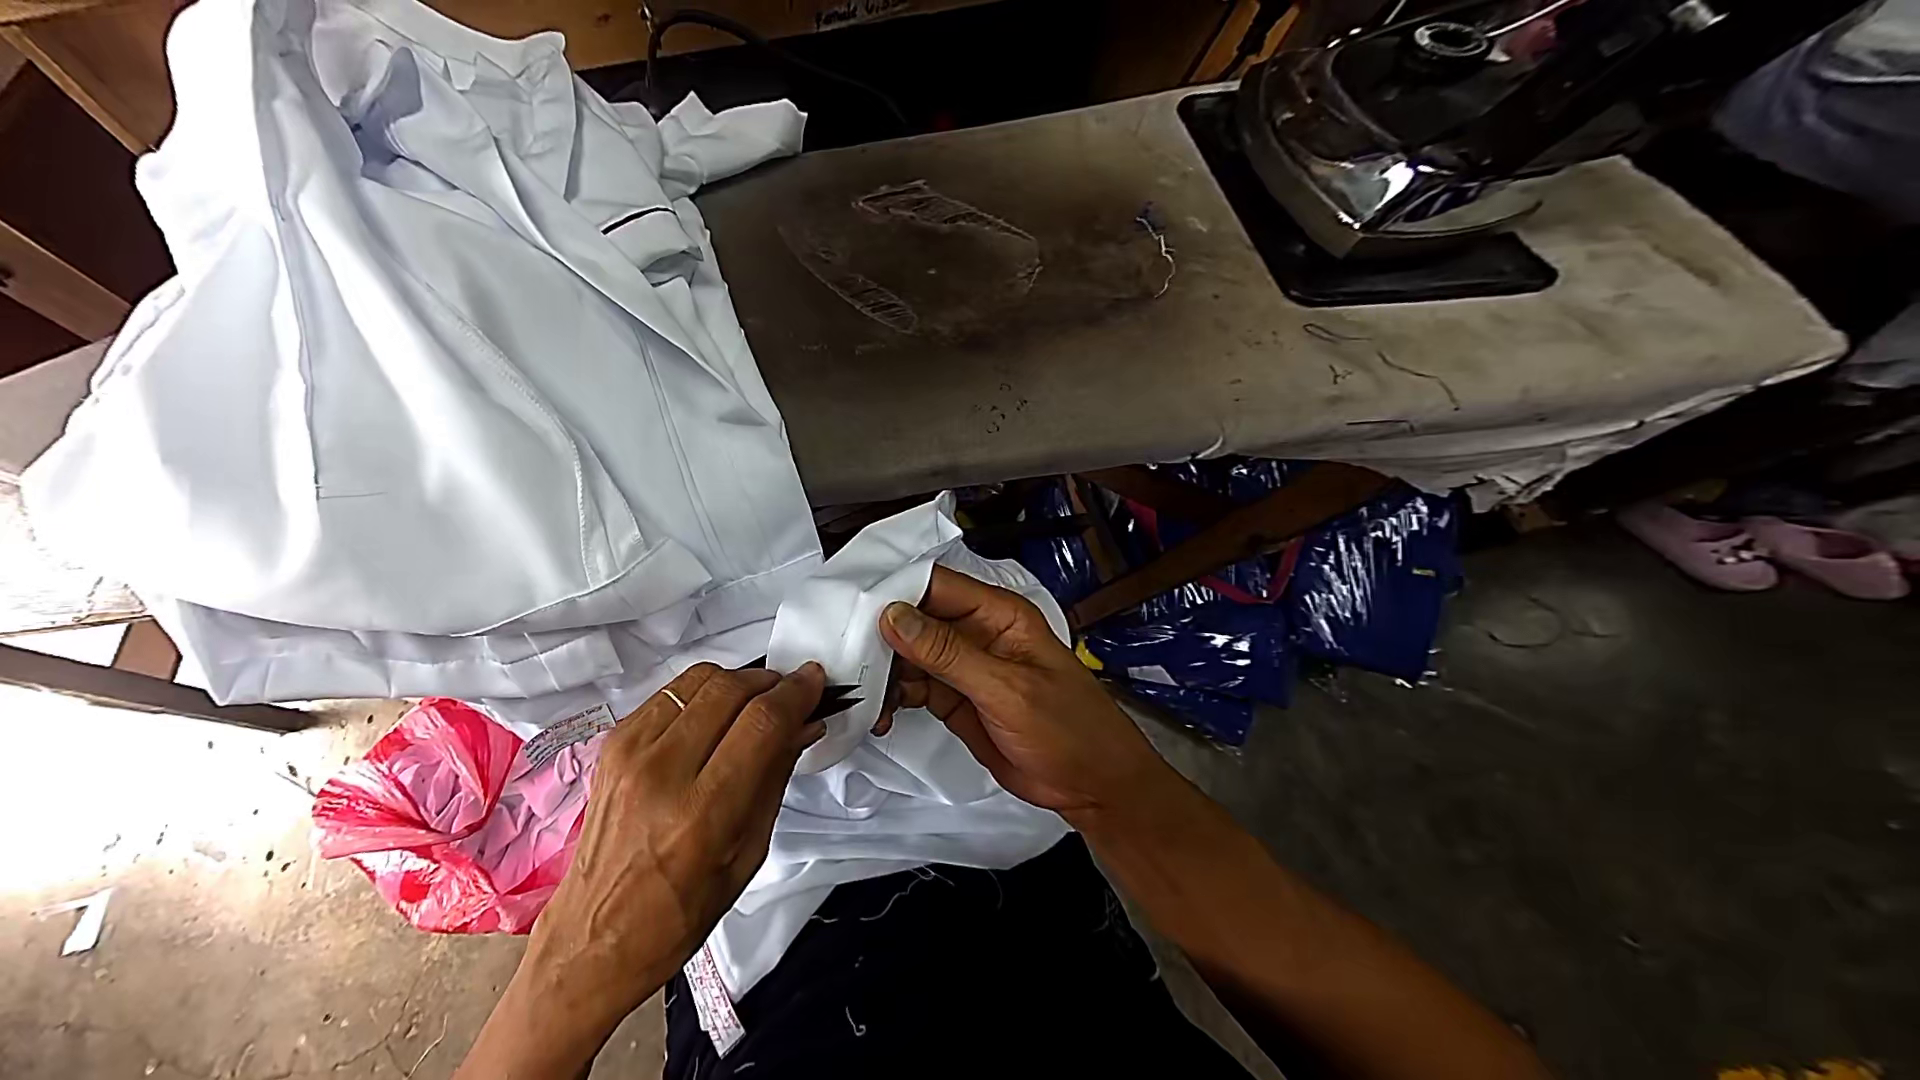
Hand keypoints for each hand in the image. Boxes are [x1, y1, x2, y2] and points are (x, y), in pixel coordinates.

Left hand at [458, 662, 823, 1078]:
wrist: (595, 939)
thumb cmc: (683, 910)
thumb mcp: (750, 851)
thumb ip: (777, 776)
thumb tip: (805, 724)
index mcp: (703, 812)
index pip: (762, 722)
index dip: (797, 693)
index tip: (816, 680)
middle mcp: (662, 773)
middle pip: (731, 689)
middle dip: (772, 680)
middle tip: (792, 691)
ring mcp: (630, 753)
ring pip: (700, 680)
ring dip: (739, 680)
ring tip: (756, 700)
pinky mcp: (612, 744)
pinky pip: (670, 692)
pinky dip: (704, 692)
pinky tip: (716, 714)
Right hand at [878, 565, 1169, 823]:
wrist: (1092, 783)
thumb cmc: (1071, 728)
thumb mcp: (1007, 689)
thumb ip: (949, 653)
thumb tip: (896, 616)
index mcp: (999, 615)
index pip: (937, 587)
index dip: (896, 593)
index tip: (857, 609)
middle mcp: (978, 634)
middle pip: (916, 620)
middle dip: (882, 636)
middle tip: (850, 657)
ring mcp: (965, 668)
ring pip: (911, 656)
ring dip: (885, 673)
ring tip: (865, 692)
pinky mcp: (956, 698)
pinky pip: (916, 688)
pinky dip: (896, 698)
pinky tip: (883, 713)